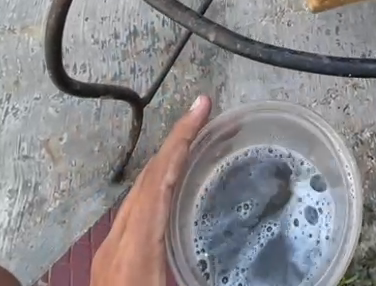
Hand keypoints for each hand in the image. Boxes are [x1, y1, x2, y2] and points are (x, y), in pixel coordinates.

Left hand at [91, 95, 211, 285]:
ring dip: (168, 161)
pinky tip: (176, 189)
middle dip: (179, 139)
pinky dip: (159, 185)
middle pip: (148, 177)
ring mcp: (109, 255)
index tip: (203, 106)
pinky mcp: (110, 266)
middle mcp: (117, 246)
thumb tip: (265, 272)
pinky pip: (135, 210)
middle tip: (211, 114)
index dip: (183, 138)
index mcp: (136, 254)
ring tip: (200, 141)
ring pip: (138, 192)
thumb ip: (214, 273)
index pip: (160, 179)